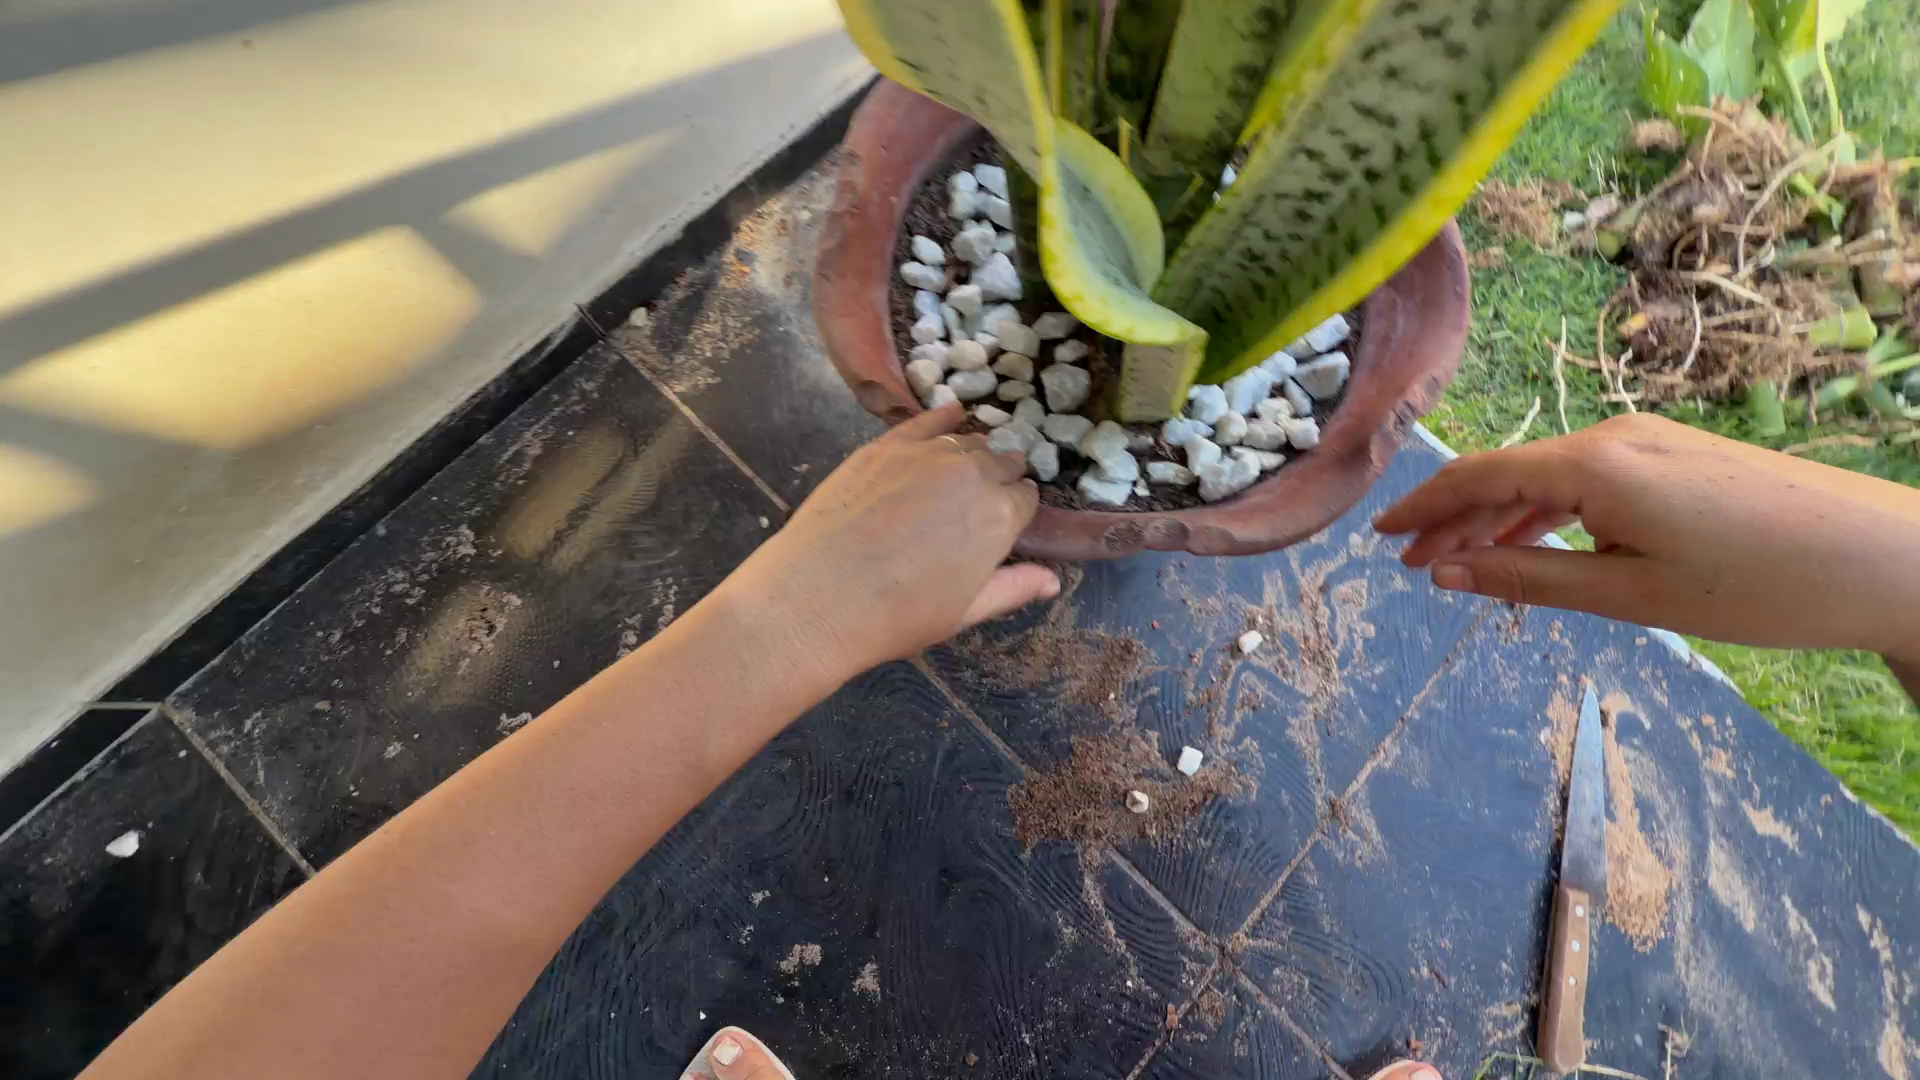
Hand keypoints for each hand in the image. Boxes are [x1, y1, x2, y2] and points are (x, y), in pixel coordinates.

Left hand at [712, 404, 1058, 681]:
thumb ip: (1013, 588)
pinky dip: (944, 417)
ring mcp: (927, 454)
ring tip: (963, 470)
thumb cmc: (897, 615)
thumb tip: (1053, 580)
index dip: (1018, 510)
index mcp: (999, 517)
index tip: (1005, 523)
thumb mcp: (964, 612)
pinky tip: (953, 414)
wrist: (819, 597)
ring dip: (973, 453)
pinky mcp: (886, 445)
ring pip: (967, 441)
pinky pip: (927, 420)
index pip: (1025, 497)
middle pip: (1000, 463)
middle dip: (999, 478)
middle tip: (979, 503)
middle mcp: (971, 474)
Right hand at [1374, 413, 1919, 661]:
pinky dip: (1539, 513)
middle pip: (1503, 476)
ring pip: (1539, 478)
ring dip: (1492, 519)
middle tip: (1414, 564)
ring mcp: (1644, 440)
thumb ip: (1524, 579)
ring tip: (1458, 561)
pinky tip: (1527, 543)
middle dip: (1450, 520)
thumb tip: (1441, 574)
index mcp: (1592, 466)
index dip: (1420, 506)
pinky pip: (1579, 479)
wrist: (1910, 563)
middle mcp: (1609, 437)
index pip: (1476, 477)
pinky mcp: (1671, 453)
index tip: (1379, 535)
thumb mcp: (1628, 593)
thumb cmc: (1762, 586)